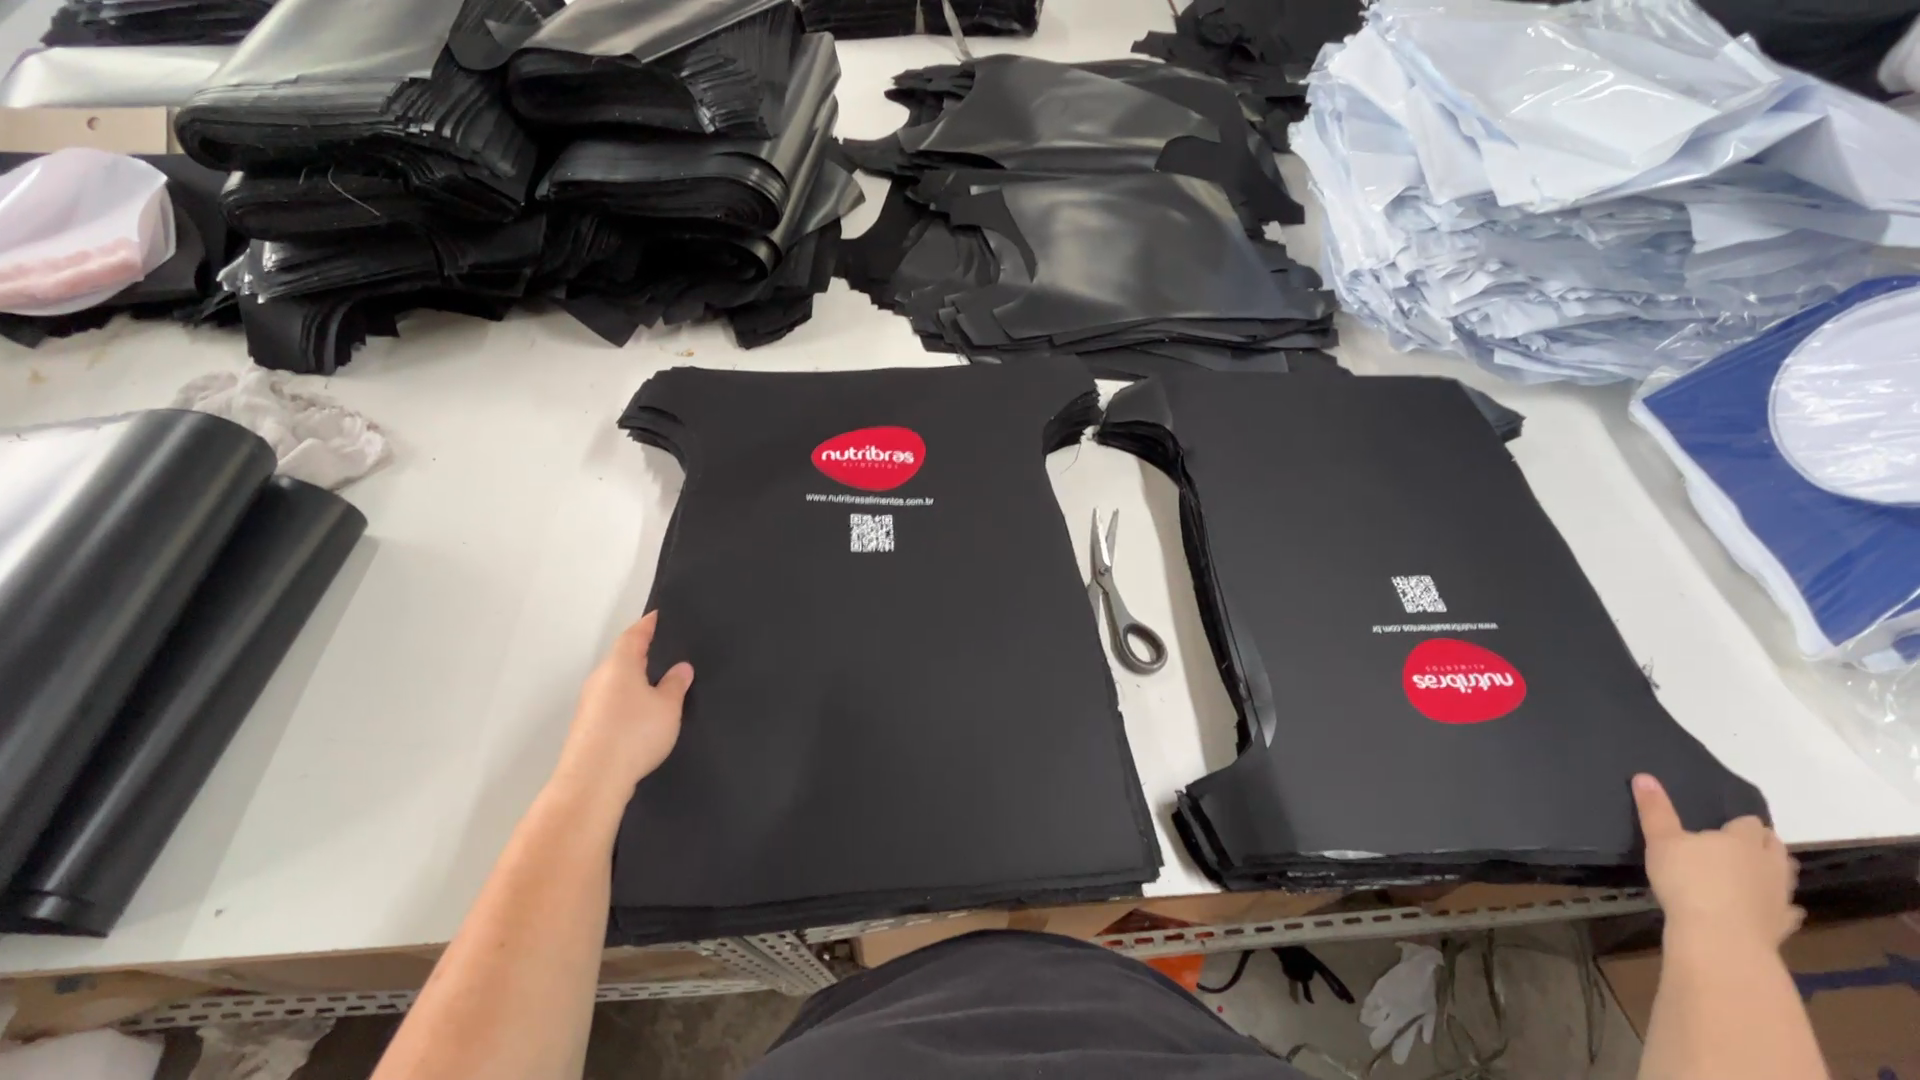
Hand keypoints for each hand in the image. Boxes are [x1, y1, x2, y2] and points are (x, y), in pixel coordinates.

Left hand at [554, 612, 693, 798]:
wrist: (593, 779)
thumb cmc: (634, 733)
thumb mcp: (668, 706)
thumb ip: (676, 684)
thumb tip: (681, 668)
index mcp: (620, 665)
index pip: (634, 635)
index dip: (648, 625)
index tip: (659, 616)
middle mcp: (600, 679)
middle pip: (623, 658)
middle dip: (643, 654)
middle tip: (667, 651)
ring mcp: (590, 704)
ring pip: (617, 683)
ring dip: (635, 681)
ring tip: (661, 685)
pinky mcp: (588, 727)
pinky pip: (612, 704)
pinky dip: (628, 702)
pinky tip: (643, 716)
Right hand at [1633, 773, 1801, 948]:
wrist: (1720, 936)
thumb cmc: (1688, 881)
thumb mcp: (1661, 841)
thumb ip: (1655, 810)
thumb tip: (1644, 776)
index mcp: (1741, 840)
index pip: (1749, 823)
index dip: (1739, 822)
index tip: (1725, 825)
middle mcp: (1768, 862)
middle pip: (1773, 845)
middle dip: (1762, 842)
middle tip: (1742, 844)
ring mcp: (1780, 893)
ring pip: (1785, 874)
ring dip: (1774, 870)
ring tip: (1757, 871)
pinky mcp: (1782, 922)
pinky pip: (1787, 909)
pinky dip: (1781, 905)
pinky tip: (1772, 908)